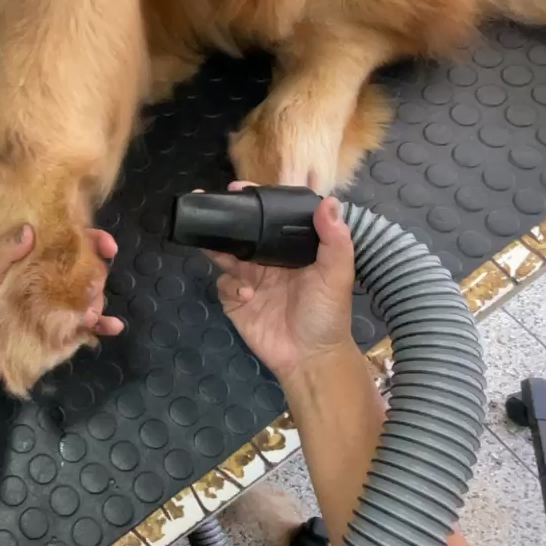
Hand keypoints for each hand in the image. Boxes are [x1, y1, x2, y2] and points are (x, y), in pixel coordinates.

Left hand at [0, 224, 124, 388]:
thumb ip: (5, 251)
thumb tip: (29, 229)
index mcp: (40, 261)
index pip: (70, 243)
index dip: (91, 239)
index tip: (104, 243)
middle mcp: (57, 281)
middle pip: (88, 268)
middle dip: (96, 271)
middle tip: (91, 281)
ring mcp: (65, 306)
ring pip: (94, 296)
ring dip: (98, 298)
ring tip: (88, 310)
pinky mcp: (70, 331)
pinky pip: (94, 326)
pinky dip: (106, 324)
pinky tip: (111, 325)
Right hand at [204, 182, 355, 381]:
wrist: (309, 357)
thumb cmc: (327, 314)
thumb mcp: (337, 275)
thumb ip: (334, 240)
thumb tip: (330, 201)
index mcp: (292, 251)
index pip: (272, 220)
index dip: (256, 203)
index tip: (241, 188)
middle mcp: (268, 262)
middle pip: (243, 234)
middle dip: (226, 220)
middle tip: (209, 202)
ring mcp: (249, 280)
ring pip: (226, 255)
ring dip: (219, 249)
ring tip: (213, 245)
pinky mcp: (235, 300)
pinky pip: (223, 284)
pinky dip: (231, 286)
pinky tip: (247, 294)